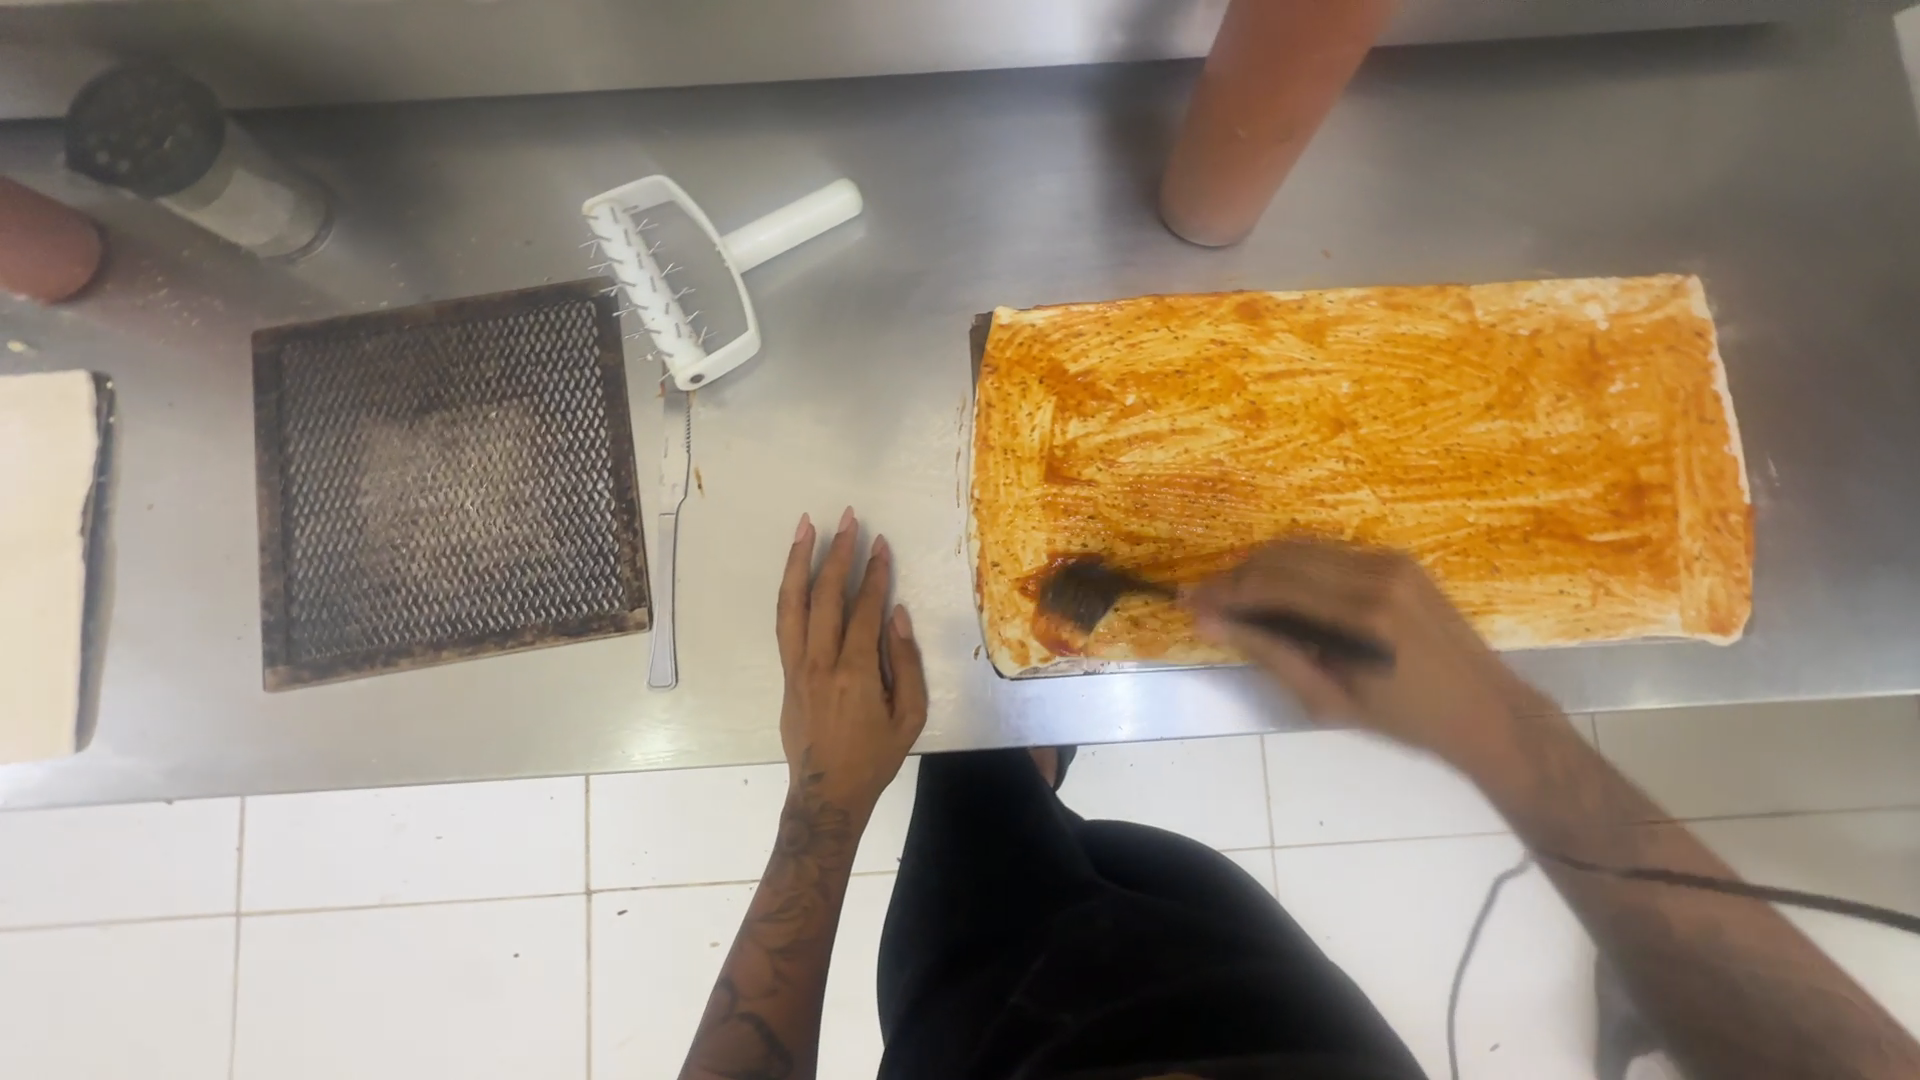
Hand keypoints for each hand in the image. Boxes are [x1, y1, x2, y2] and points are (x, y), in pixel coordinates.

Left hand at [775, 508, 927, 815]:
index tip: (880, 543)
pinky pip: (784, 622)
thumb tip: (898, 616)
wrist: (827, 794)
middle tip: (848, 518)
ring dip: (799, 561)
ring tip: (806, 526)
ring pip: (793, 603)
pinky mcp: (785, 673)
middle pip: (826, 595)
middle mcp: (819, 662)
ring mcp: (796, 666)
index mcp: (855, 673)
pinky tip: (795, 570)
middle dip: (838, 552)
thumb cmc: (875, 757)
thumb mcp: (909, 716)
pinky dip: (789, 590)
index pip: (865, 609)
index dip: (875, 574)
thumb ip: (905, 664)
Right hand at [1184, 536, 1553, 762]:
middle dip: (1234, 578)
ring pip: (1298, 548)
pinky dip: (1290, 567)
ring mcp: (1390, 561)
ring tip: (1233, 599)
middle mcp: (1376, 575)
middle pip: (1279, 557)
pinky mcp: (1396, 558)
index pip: (1270, 586)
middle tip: (1205, 603)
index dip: (1223, 593)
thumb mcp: (1326, 700)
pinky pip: (1324, 552)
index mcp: (1362, 616)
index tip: (1189, 604)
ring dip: (1258, 569)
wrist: (1488, 709)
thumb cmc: (1405, 720)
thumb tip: (1208, 624)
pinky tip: (1276, 593)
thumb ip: (1267, 653)